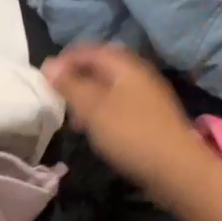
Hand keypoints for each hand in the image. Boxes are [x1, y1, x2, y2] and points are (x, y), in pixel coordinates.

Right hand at [41, 43, 206, 188]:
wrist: (177, 169)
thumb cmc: (130, 133)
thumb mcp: (92, 108)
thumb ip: (69, 85)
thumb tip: (48, 64)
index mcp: (125, 66)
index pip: (89, 50)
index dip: (65, 59)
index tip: (44, 77)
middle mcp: (138, 74)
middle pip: (101, 67)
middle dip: (76, 79)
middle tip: (58, 96)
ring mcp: (148, 96)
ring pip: (110, 87)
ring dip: (88, 97)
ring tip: (73, 118)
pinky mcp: (152, 117)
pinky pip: (120, 104)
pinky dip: (102, 111)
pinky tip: (96, 130)